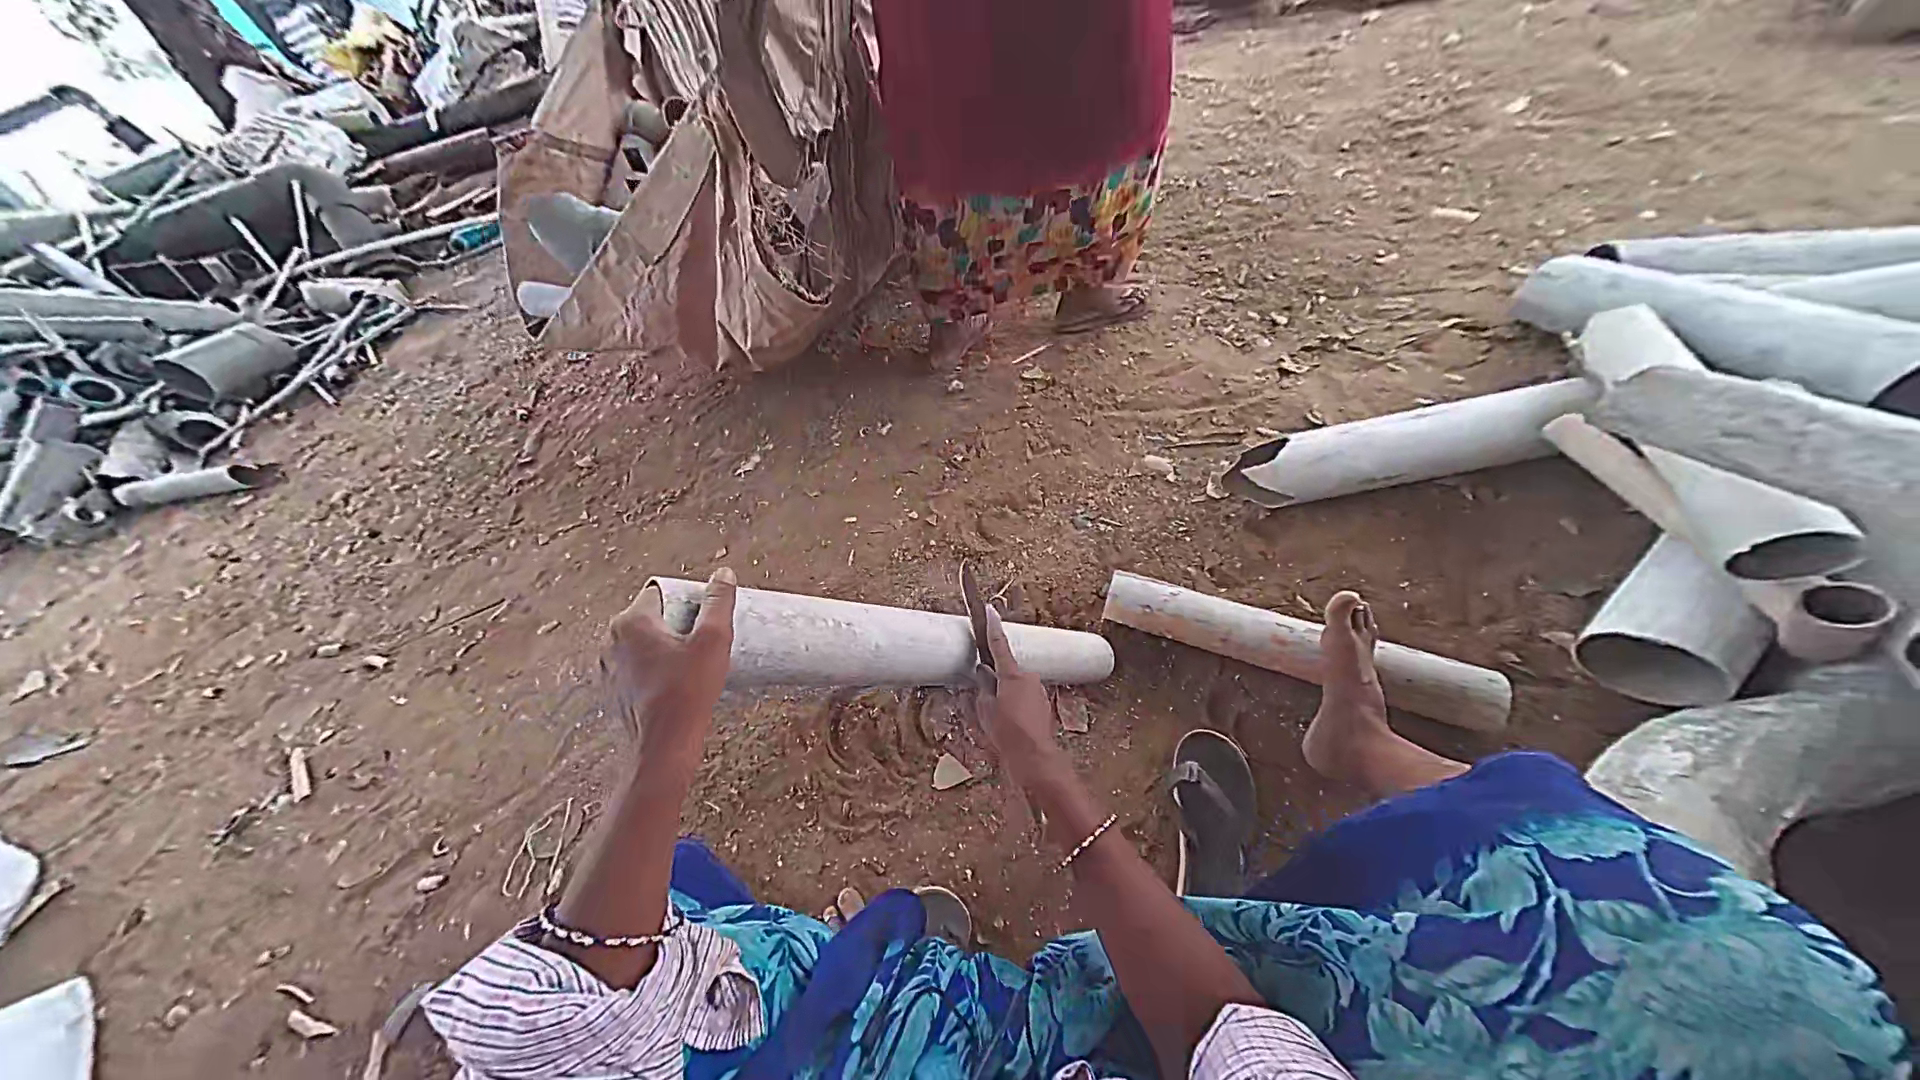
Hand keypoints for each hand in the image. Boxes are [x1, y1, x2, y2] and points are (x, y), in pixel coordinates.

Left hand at [605, 568, 736, 754]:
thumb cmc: (687, 693)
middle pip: (652, 616)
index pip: (661, 592)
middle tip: (704, 641)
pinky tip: (678, 682)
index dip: (687, 600)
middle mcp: (612, 641)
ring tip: (693, 663)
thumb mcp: (713, 640)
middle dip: (679, 623)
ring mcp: (609, 667)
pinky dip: (656, 668)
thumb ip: (718, 602)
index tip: (705, 616)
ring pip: (644, 642)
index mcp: (631, 622)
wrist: (664, 746)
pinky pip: (638, 666)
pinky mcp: (613, 690)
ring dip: (666, 646)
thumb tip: (723, 575)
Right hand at [974, 605, 1070, 793]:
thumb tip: (983, 674)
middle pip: (1006, 672)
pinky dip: (1015, 709)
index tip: (990, 610)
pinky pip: (1024, 700)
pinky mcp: (1043, 706)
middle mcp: (1028, 678)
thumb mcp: (984, 709)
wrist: (1034, 758)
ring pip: (1015, 688)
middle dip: (995, 683)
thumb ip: (982, 688)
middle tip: (986, 705)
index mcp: (1012, 675)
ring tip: (998, 723)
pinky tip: (1010, 727)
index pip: (999, 645)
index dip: (992, 627)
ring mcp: (1038, 692)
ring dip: (1005, 699)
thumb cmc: (1007, 733)